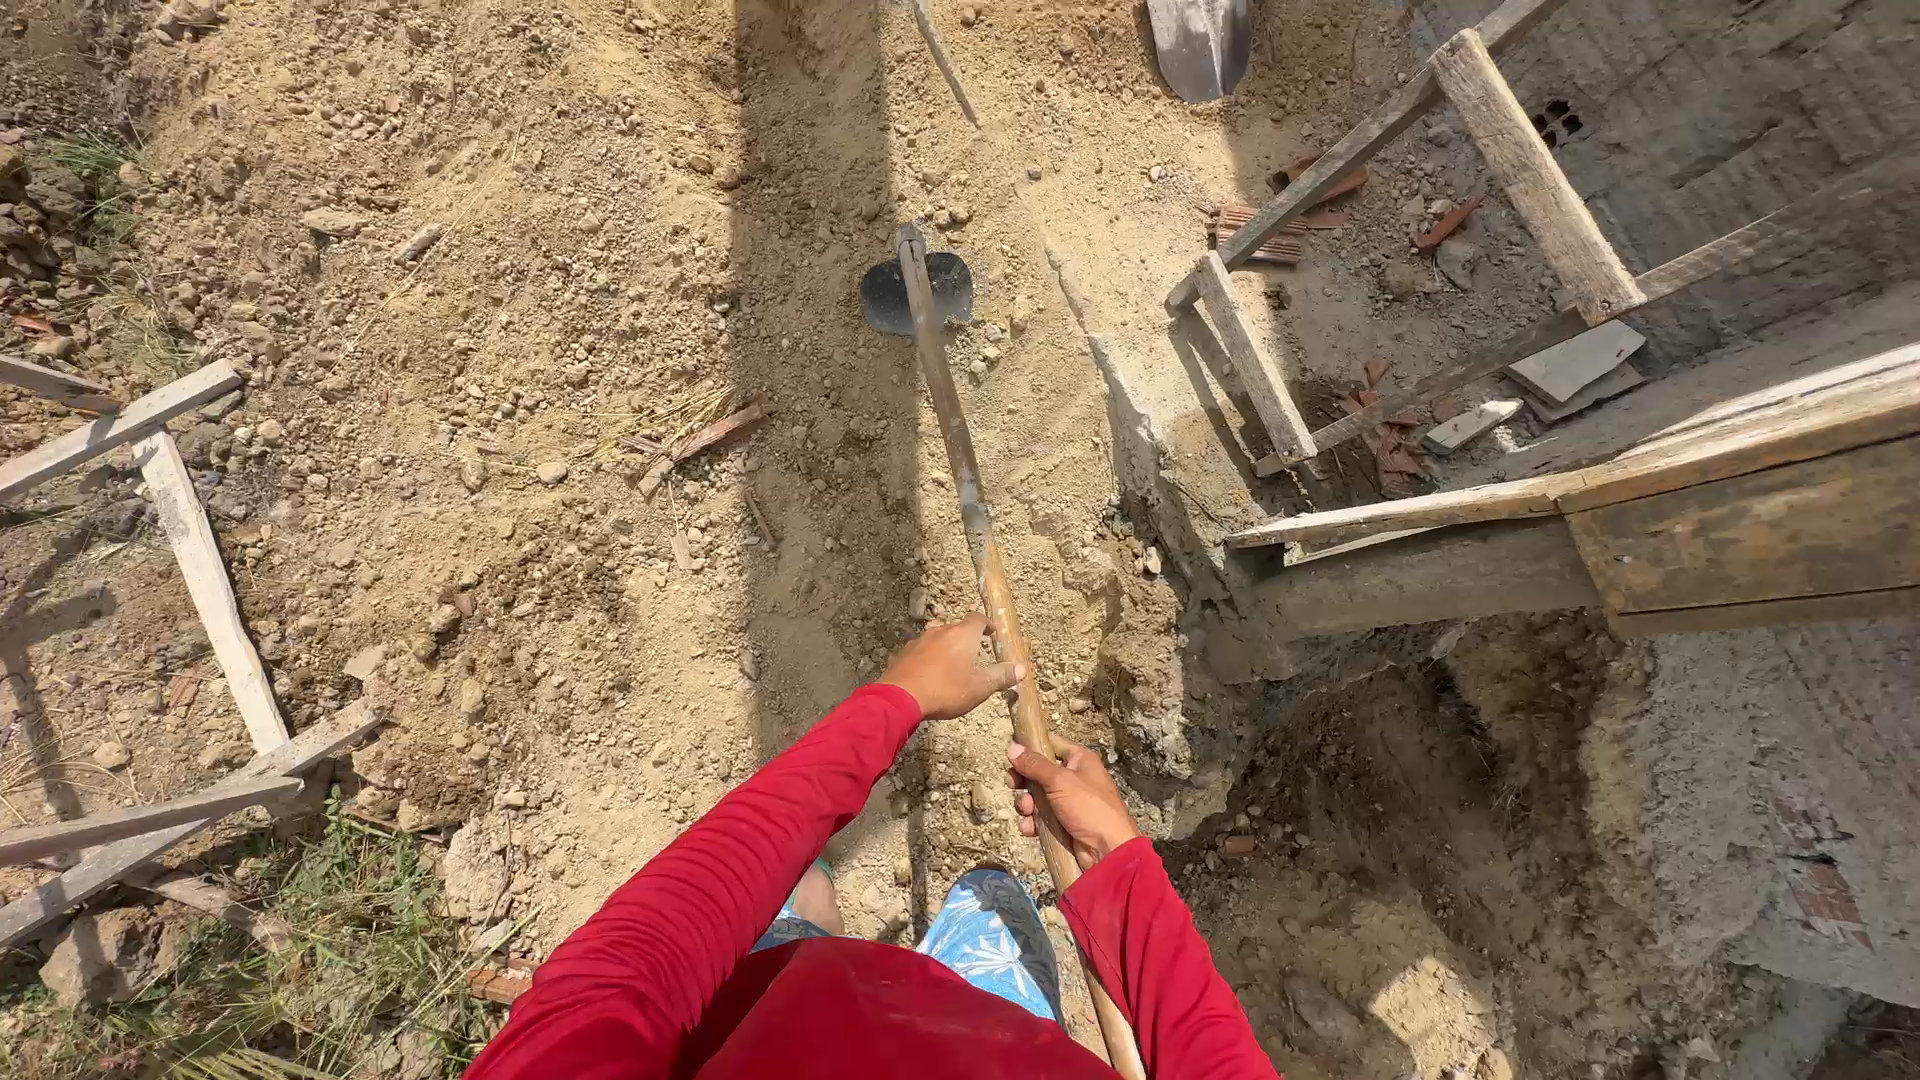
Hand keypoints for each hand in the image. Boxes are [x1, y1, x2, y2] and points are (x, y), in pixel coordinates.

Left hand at [879, 613, 1023, 720]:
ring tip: (950, 660)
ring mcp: (919, 640)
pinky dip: (928, 656)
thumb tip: (1022, 668)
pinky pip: (920, 650)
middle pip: (956, 627)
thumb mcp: (980, 687)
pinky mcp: (904, 653)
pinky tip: (928, 671)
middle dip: (965, 636)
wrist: (901, 696)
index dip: (986, 624)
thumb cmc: (946, 689)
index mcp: (963, 635)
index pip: (977, 619)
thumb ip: (1001, 676)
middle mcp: (941, 631)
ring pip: (936, 636)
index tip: (991, 631)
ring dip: (945, 645)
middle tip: (973, 649)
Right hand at [1007, 736, 1140, 869]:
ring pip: (1036, 796)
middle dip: (1024, 781)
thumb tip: (1012, 747)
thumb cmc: (1088, 807)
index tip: (1012, 755)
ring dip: (1026, 804)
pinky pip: (1040, 817)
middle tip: (1013, 785)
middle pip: (1039, 772)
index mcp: (1079, 760)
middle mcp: (1074, 777)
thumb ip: (1034, 765)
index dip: (1031, 748)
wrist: (1108, 852)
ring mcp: (1068, 802)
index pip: (1051, 744)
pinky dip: (1032, 822)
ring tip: (1027, 811)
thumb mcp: (1060, 781)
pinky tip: (1029, 828)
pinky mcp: (1062, 823)